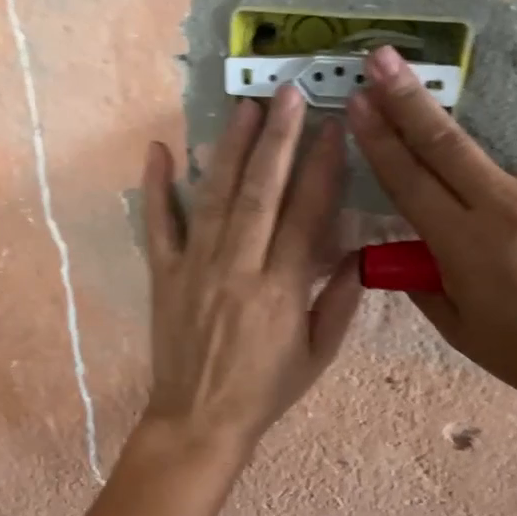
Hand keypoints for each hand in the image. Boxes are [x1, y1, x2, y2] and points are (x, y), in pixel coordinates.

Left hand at [139, 88, 362, 451]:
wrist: (198, 421)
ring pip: (215, 198)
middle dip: (278, 140)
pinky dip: (156, 187)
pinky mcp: (164, 274)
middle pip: (260, 194)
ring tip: (245, 107)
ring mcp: (196, 269)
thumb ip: (340, 302)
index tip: (333, 128)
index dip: (321, 169)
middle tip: (289, 94)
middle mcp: (238, 271)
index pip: (306, 217)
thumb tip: (360, 251)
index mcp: (282, 292)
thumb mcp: (318, 355)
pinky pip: (158, 225)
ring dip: (231, 149)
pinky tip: (159, 149)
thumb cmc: (265, 390)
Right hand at [346, 46, 516, 408]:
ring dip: (512, 211)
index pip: (410, 179)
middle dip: (408, 98)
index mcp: (466, 246)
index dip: (380, 139)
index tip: (359, 103)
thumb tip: (410, 242)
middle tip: (382, 60)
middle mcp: (511, 208)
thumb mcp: (463, 331)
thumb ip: (426, 279)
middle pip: (447, 142)